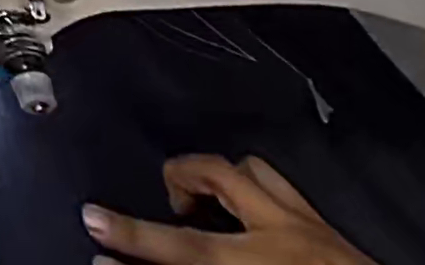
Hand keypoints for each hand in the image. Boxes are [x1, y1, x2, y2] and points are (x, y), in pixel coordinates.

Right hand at [82, 155, 374, 264]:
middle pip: (215, 173)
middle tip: (171, 203)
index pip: (183, 244)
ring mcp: (312, 225)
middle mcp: (284, 232)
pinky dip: (258, 191)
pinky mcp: (332, 230)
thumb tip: (143, 263)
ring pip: (253, 169)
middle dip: (180, 177)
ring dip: (223, 178)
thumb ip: (201, 259)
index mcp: (261, 260)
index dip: (131, 233)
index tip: (92, 220)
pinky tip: (257, 215)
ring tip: (209, 203)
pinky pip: (284, 188)